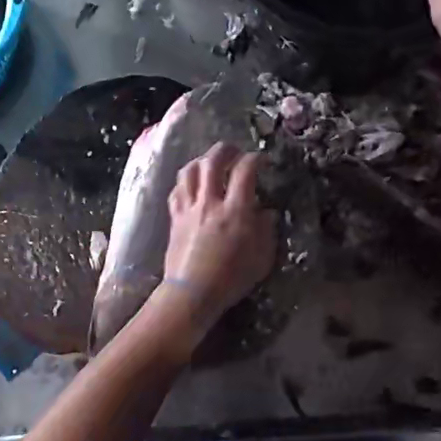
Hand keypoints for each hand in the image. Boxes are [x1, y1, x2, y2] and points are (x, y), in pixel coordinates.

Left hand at [156, 144, 276, 331]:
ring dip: (201, 161)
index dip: (254, 159)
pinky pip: (177, 190)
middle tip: (234, 151)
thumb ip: (266, 229)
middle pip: (212, 162)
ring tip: (210, 163)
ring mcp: (188, 208)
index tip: (261, 159)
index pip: (245, 171)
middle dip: (224, 150)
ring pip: (189, 171)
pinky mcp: (174, 217)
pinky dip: (185, 181)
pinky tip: (191, 185)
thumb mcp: (262, 257)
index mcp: (236, 211)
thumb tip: (266, 210)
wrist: (192, 291)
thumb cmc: (232, 278)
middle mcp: (210, 202)